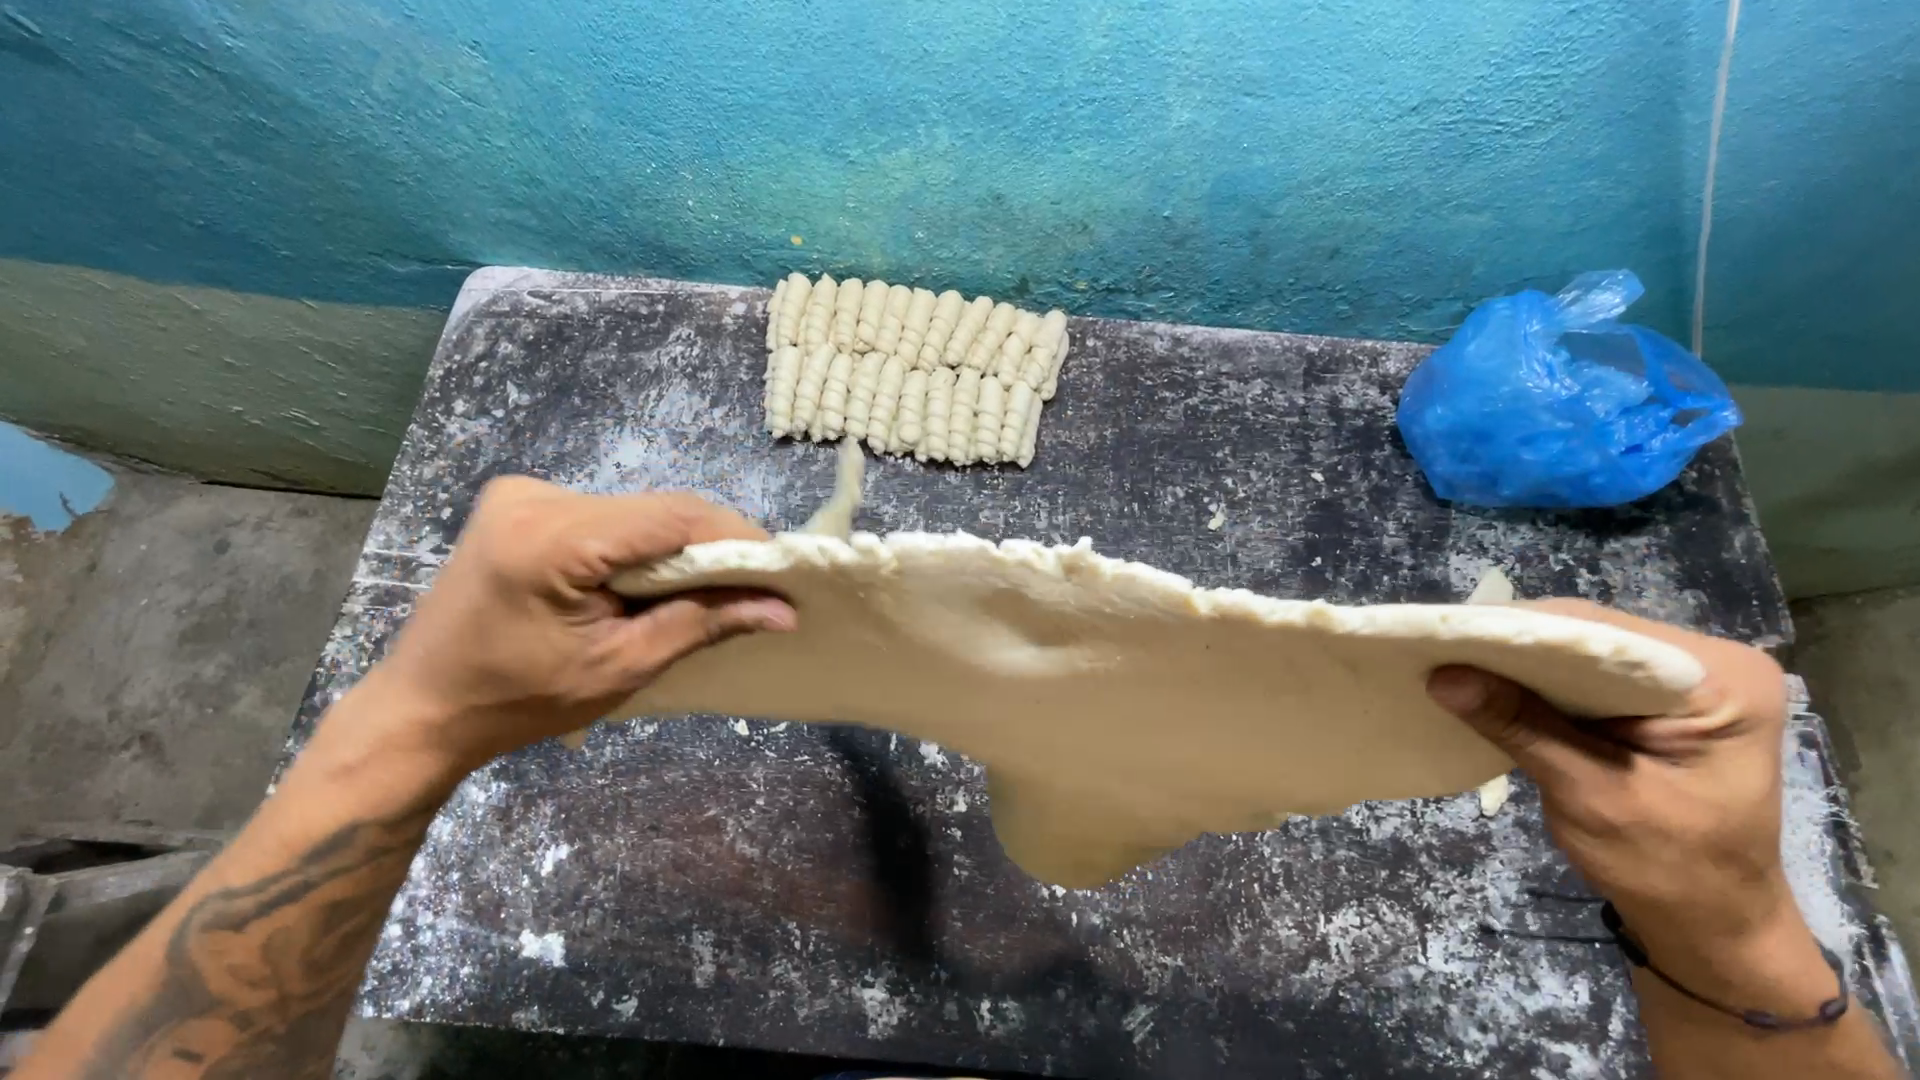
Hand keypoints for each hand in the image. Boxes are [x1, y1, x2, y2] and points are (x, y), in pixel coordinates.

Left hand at [356, 477, 794, 769]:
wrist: (421, 708)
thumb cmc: (519, 702)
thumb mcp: (622, 667)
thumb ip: (704, 623)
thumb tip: (781, 609)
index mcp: (550, 538)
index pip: (673, 517)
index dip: (738, 537)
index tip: (781, 569)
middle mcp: (535, 496)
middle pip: (658, 509)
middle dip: (714, 544)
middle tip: (756, 584)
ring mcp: (523, 493)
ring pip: (637, 510)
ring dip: (681, 545)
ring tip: (713, 586)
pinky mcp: (521, 502)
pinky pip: (610, 515)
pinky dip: (645, 543)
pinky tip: (655, 578)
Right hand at [1426, 600, 1816, 1004]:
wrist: (1711, 922)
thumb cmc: (1668, 866)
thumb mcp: (1590, 795)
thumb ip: (1521, 727)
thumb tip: (1443, 675)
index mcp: (1725, 680)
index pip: (1605, 633)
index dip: (1523, 631)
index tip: (1449, 636)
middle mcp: (1711, 665)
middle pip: (1591, 634)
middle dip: (1515, 644)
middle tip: (1439, 649)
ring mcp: (1684, 680)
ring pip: (1579, 649)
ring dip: (1517, 661)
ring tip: (1452, 662)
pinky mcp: (1655, 697)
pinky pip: (1581, 672)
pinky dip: (1533, 680)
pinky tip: (1489, 686)